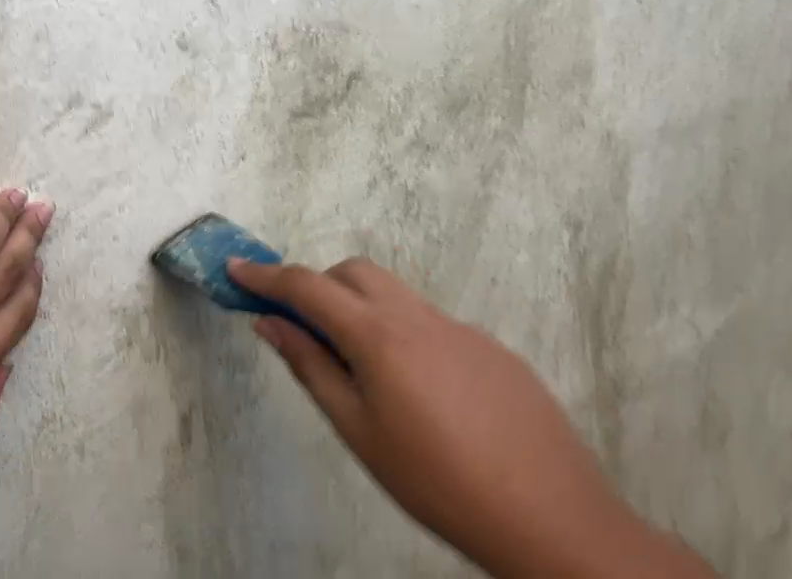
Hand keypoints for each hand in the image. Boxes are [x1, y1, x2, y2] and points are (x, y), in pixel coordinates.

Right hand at [229, 257, 715, 578]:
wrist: (556, 523)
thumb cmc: (437, 481)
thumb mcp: (357, 430)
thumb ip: (311, 367)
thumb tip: (270, 323)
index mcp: (380, 337)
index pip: (306, 287)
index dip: (264, 275)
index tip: (235, 268)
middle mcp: (421, 320)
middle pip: (356, 273)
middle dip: (320, 285)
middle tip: (304, 327)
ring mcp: (466, 333)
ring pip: (397, 297)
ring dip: (364, 309)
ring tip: (365, 370)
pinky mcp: (498, 354)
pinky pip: (435, 326)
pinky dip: (406, 336)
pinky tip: (423, 395)